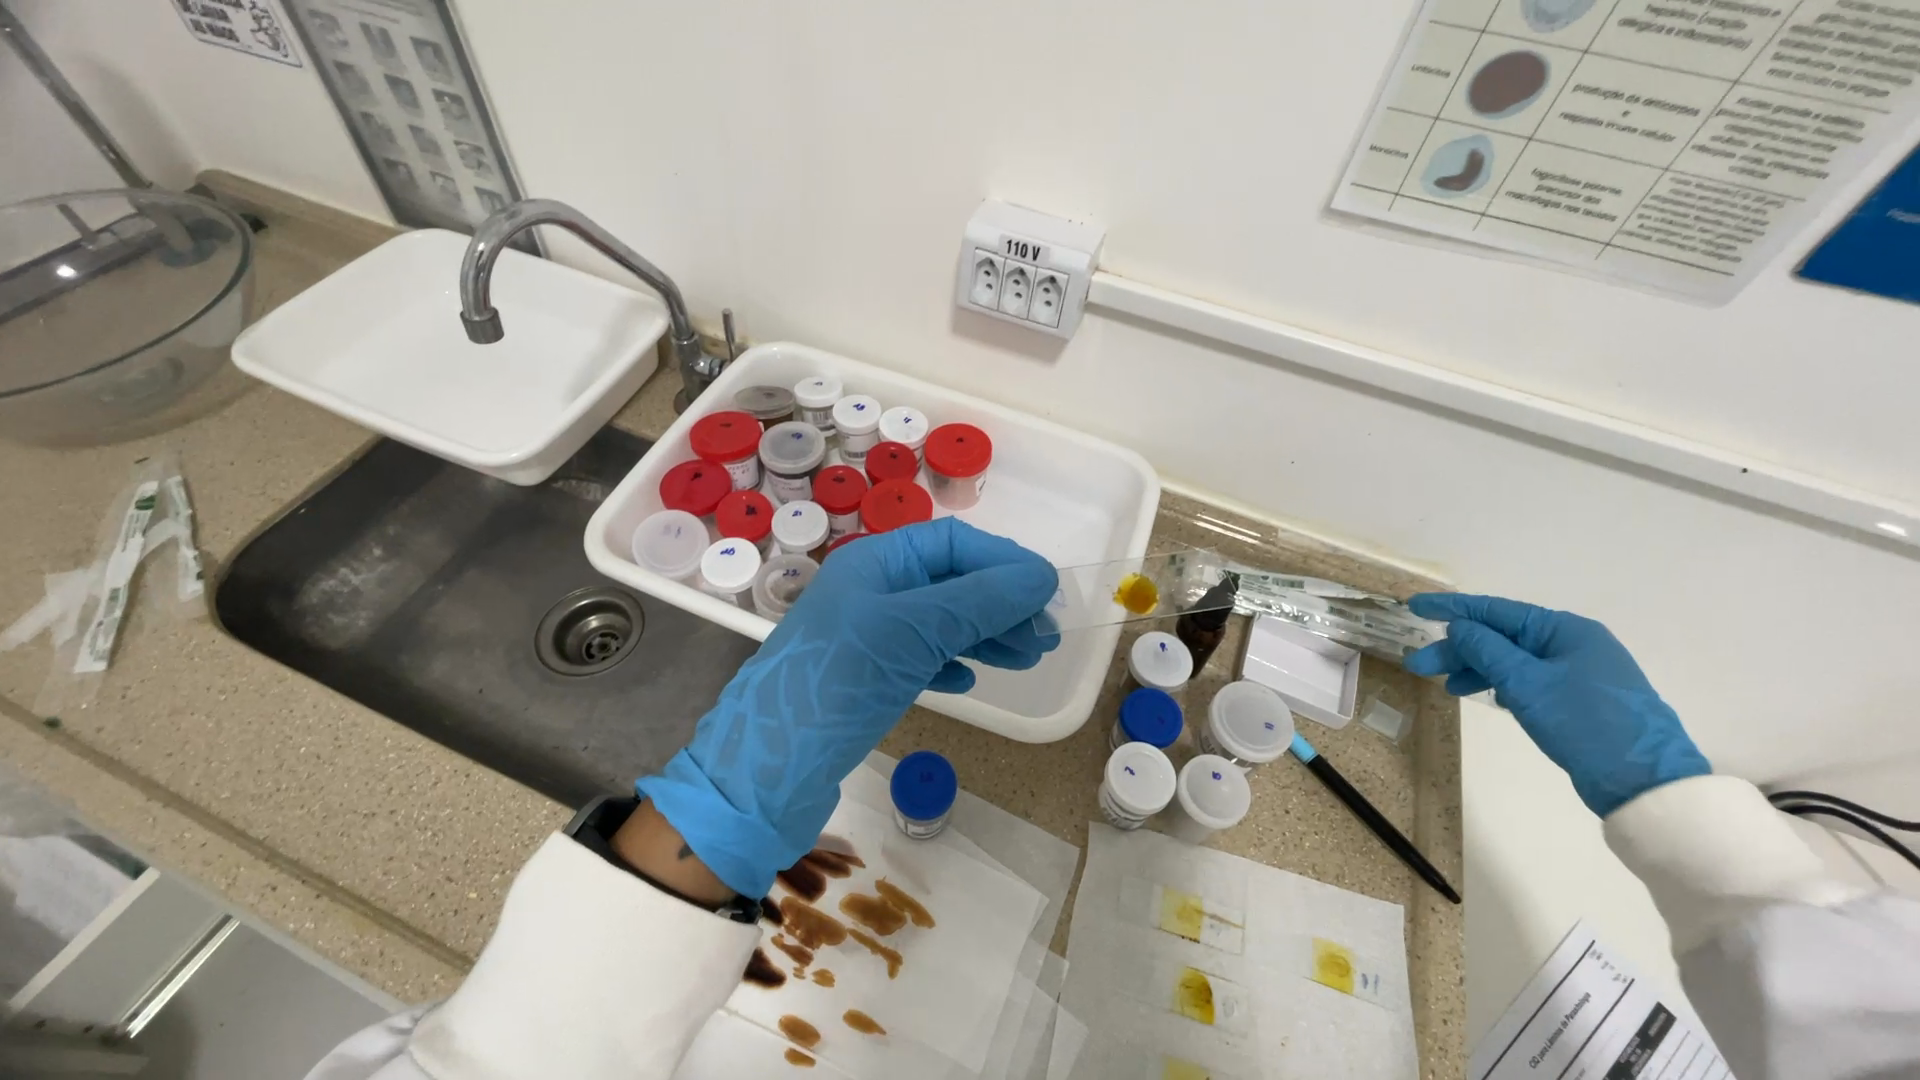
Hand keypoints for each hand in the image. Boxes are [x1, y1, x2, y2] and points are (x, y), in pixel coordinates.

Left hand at [636, 518, 1059, 896]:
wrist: (766, 771)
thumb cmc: (840, 683)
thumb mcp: (914, 632)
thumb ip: (978, 601)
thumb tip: (1041, 577)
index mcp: (876, 562)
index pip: (953, 543)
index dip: (1004, 562)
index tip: (1049, 592)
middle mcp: (870, 590)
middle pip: (950, 581)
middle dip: (1000, 603)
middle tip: (1044, 637)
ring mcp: (864, 635)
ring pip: (939, 621)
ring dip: (984, 635)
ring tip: (1026, 659)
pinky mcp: (862, 677)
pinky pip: (918, 657)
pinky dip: (949, 662)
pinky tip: (968, 680)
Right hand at [1403, 593, 1709, 816]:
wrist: (1644, 784)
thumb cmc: (1584, 724)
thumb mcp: (1526, 683)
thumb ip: (1486, 650)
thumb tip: (1459, 626)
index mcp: (1565, 630)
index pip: (1496, 610)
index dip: (1451, 608)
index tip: (1414, 606)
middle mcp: (1573, 644)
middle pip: (1502, 637)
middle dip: (1458, 648)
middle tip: (1417, 665)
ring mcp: (1577, 673)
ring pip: (1511, 660)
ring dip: (1474, 668)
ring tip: (1444, 685)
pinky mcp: (1577, 699)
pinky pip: (1526, 679)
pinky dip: (1498, 684)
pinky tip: (1480, 694)